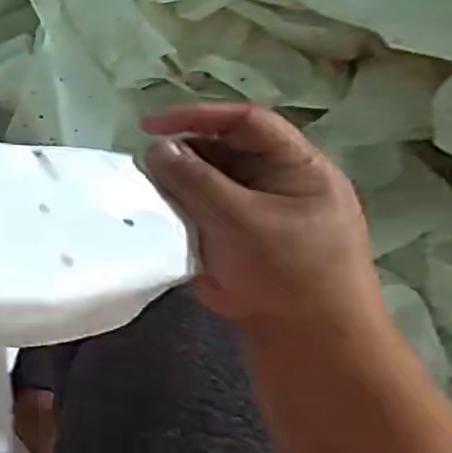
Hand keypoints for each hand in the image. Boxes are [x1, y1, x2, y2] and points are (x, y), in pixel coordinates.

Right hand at [142, 103, 383, 334]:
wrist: (306, 337)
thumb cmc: (285, 271)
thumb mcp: (237, 217)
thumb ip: (193, 178)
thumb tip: (156, 148)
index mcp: (298, 168)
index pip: (246, 121)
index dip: (197, 115)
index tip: (148, 126)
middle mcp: (277, 181)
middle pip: (221, 148)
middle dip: (180, 154)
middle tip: (145, 170)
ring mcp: (255, 209)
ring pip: (204, 178)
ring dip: (174, 182)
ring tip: (148, 195)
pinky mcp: (233, 234)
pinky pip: (197, 207)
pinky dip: (174, 206)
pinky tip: (156, 216)